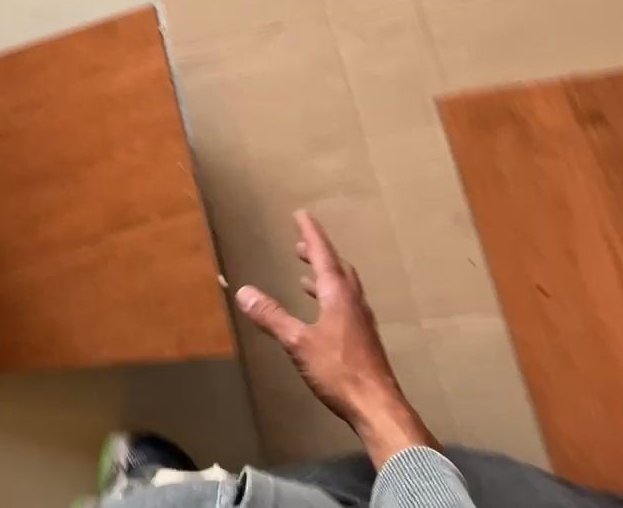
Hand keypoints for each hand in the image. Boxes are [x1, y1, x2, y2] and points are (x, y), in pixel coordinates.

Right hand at [235, 210, 436, 466]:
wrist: (378, 408)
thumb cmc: (339, 371)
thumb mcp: (298, 342)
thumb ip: (271, 317)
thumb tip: (243, 292)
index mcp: (338, 295)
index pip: (323, 255)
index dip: (310, 233)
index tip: (301, 214)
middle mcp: (353, 302)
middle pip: (337, 269)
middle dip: (319, 254)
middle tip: (300, 246)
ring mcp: (361, 322)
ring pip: (344, 288)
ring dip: (325, 276)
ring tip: (306, 277)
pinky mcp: (364, 341)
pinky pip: (345, 306)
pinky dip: (330, 297)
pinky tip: (321, 314)